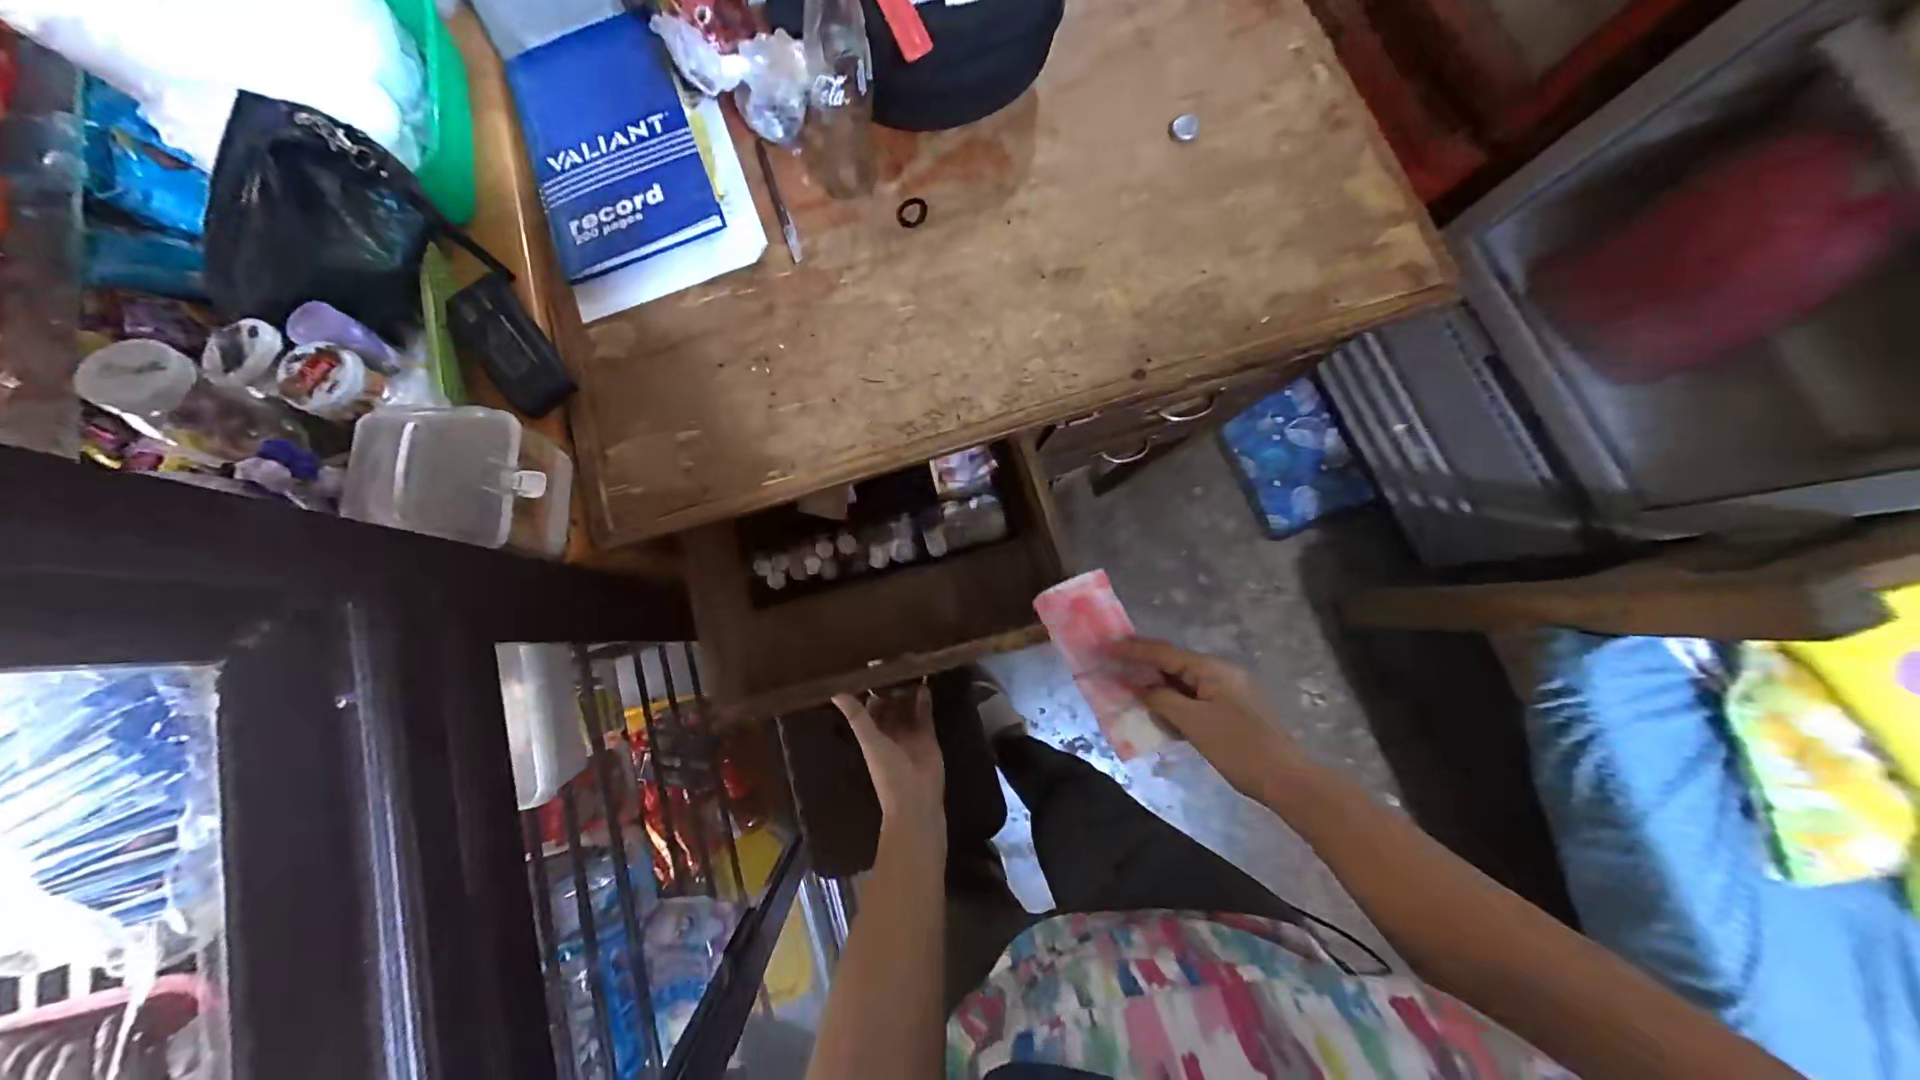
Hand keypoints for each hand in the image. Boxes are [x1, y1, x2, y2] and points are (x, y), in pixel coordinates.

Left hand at [833, 682, 944, 845]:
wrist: (916, 801)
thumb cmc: (887, 773)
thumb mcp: (870, 742)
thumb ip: (857, 716)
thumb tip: (835, 692)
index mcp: (873, 734)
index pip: (871, 705)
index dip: (872, 688)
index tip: (875, 666)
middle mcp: (890, 731)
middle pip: (892, 703)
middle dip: (893, 686)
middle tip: (897, 660)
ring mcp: (910, 733)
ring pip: (909, 706)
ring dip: (910, 690)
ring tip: (912, 666)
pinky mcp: (928, 736)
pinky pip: (925, 713)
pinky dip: (924, 700)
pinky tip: (925, 683)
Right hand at [1108, 638, 1307, 796]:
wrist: (1285, 779)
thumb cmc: (1238, 747)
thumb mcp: (1193, 722)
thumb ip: (1162, 700)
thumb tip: (1141, 688)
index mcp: (1212, 669)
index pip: (1165, 653)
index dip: (1134, 650)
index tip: (1107, 646)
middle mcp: (1219, 674)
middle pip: (1173, 664)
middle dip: (1142, 665)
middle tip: (1112, 664)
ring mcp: (1226, 692)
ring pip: (1182, 683)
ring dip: (1156, 685)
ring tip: (1127, 686)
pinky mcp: (1229, 712)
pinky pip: (1192, 699)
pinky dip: (1172, 702)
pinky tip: (1156, 711)